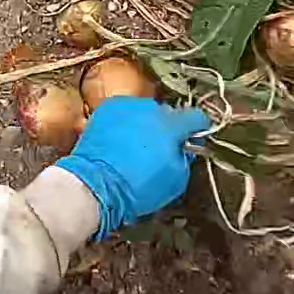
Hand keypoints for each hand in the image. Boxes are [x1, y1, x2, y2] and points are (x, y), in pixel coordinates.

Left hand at [58, 97, 211, 239]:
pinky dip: (126, 121)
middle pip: (169, 113)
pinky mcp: (107, 108)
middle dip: (168, 128)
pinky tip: (120, 140)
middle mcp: (150, 109)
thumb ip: (185, 157)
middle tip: (160, 147)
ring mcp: (127, 106)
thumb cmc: (138, 187)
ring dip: (146, 123)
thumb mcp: (175, 179)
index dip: (198, 128)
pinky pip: (125, 112)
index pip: (195, 117)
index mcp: (171, 125)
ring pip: (145, 111)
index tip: (194, 137)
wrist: (95, 185)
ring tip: (136, 144)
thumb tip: (185, 145)